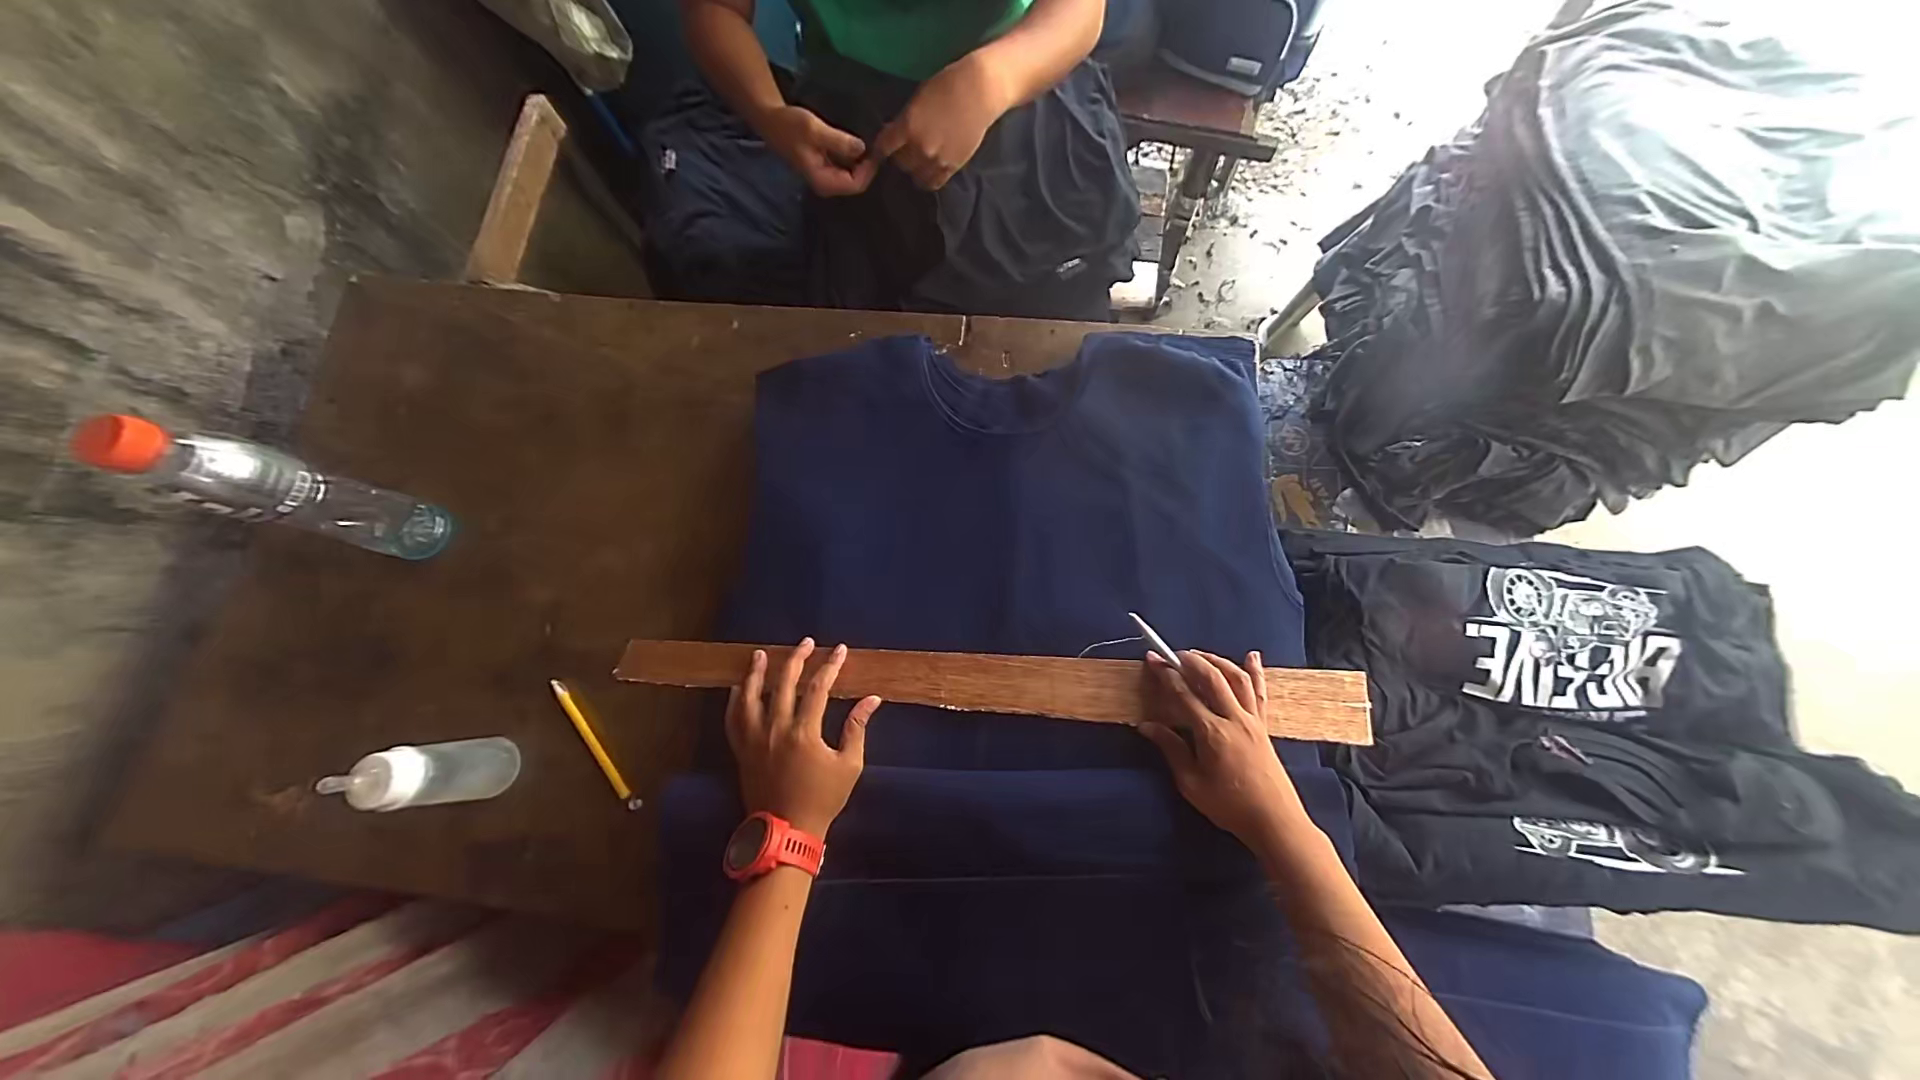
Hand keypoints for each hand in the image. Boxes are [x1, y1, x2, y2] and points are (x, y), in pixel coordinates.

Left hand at [726, 638, 881, 835]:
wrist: (786, 831)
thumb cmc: (822, 799)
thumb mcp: (849, 765)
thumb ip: (857, 728)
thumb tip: (872, 699)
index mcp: (804, 732)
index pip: (818, 688)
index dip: (830, 666)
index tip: (840, 650)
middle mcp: (776, 729)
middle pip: (784, 684)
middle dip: (797, 659)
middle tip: (806, 643)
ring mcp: (754, 739)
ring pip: (751, 697)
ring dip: (757, 673)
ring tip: (761, 655)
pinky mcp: (741, 751)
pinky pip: (733, 720)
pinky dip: (735, 701)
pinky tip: (738, 687)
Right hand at [755, 106, 879, 196]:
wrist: (771, 120)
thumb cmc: (790, 125)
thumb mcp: (815, 130)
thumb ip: (839, 142)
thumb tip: (862, 148)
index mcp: (824, 182)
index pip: (856, 184)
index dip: (869, 169)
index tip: (877, 149)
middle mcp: (827, 185)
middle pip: (856, 182)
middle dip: (867, 166)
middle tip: (877, 145)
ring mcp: (826, 178)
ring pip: (853, 175)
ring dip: (862, 161)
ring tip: (871, 143)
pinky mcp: (826, 168)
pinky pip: (846, 167)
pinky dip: (854, 157)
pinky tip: (858, 143)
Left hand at [873, 53, 1015, 189]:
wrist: (980, 92)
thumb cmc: (947, 86)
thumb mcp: (918, 99)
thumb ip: (904, 120)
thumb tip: (892, 135)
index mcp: (908, 126)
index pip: (884, 147)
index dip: (878, 153)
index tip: (877, 155)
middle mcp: (920, 147)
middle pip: (900, 164)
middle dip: (901, 156)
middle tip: (907, 149)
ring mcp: (936, 160)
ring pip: (916, 176)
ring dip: (915, 169)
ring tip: (920, 160)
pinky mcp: (951, 168)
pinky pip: (933, 183)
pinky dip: (928, 179)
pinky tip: (929, 171)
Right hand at [1138, 650, 1312, 852]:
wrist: (1275, 821)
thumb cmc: (1228, 806)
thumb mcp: (1190, 783)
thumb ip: (1170, 749)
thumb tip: (1146, 726)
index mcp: (1212, 733)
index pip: (1184, 693)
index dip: (1166, 674)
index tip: (1152, 659)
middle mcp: (1234, 719)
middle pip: (1211, 677)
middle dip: (1190, 660)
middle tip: (1172, 654)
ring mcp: (1253, 720)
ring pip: (1236, 678)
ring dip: (1216, 660)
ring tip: (1199, 654)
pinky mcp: (1264, 726)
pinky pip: (1260, 692)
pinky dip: (1255, 672)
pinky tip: (1252, 656)